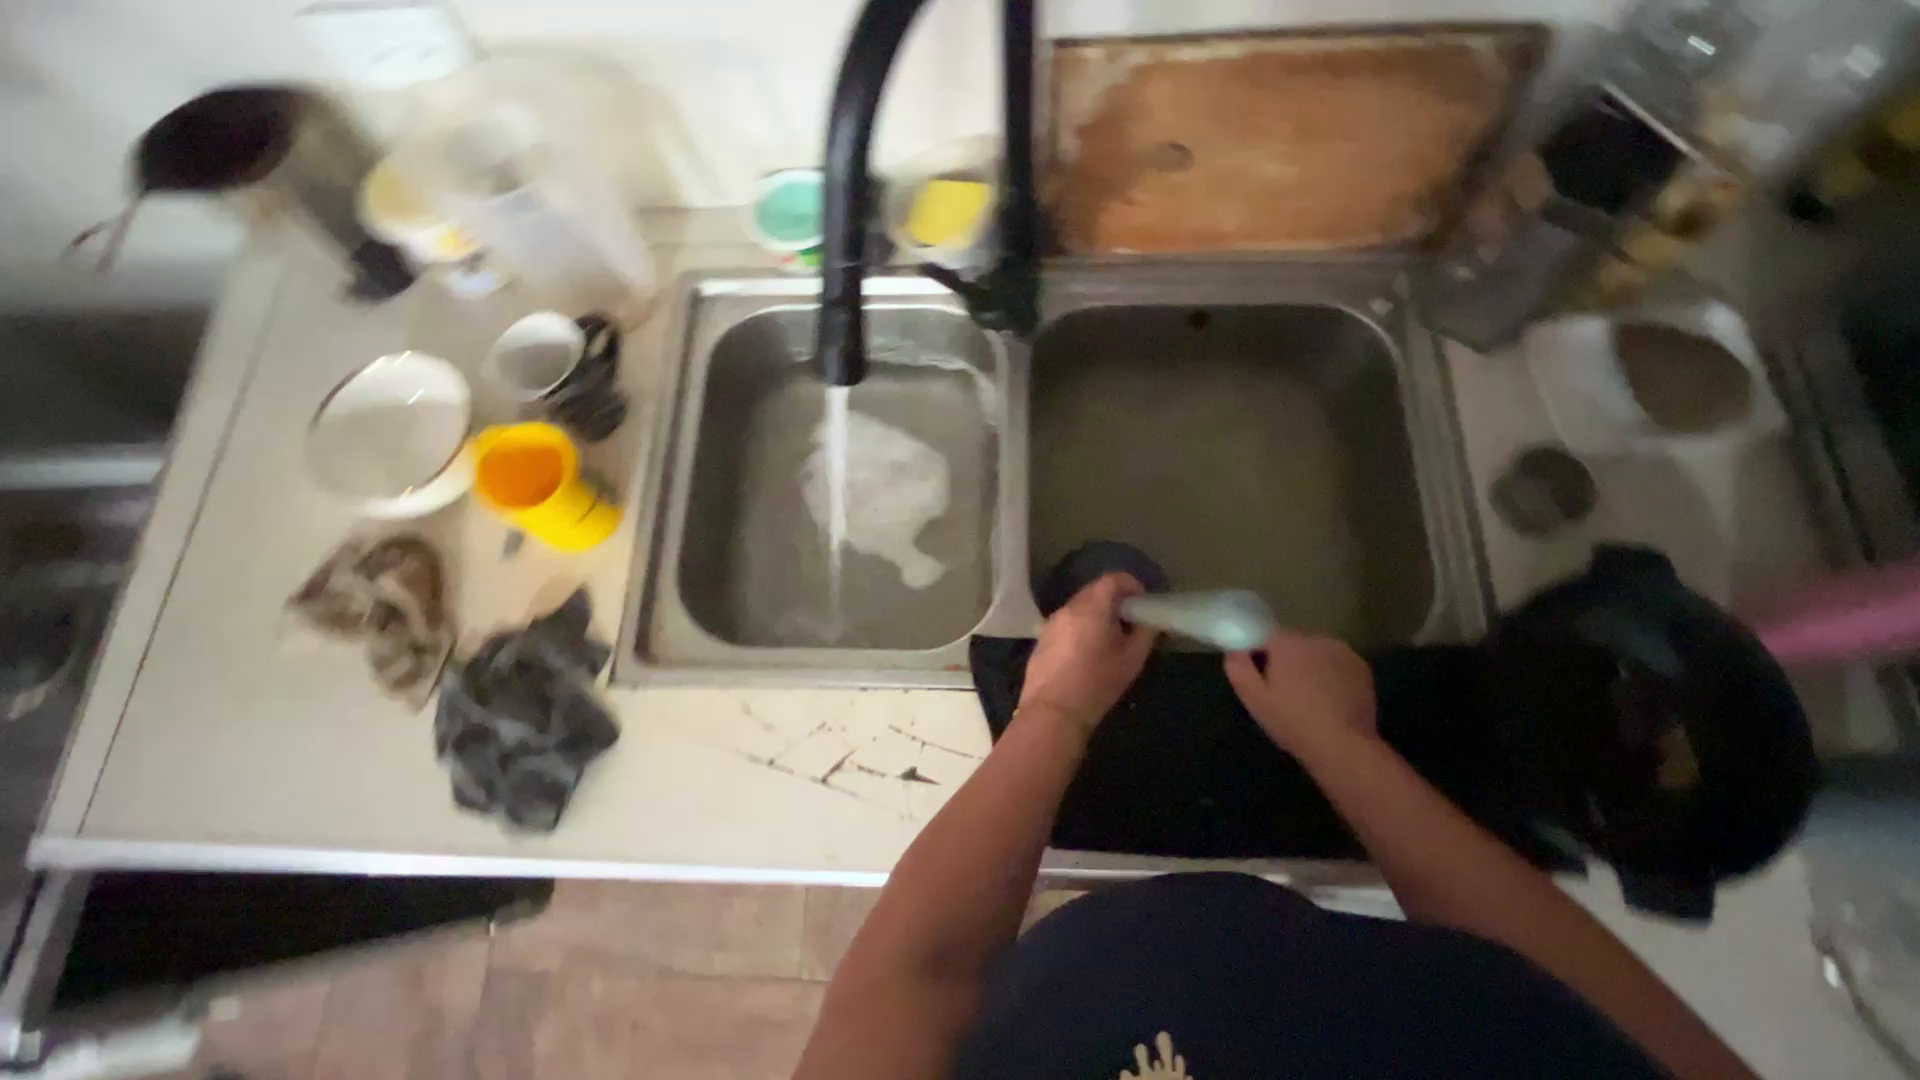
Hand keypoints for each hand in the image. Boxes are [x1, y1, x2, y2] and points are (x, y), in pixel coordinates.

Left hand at [1018, 574, 1158, 736]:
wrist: (1052, 711)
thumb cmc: (1097, 683)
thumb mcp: (1132, 660)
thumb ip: (1144, 633)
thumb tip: (1148, 621)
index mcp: (1091, 608)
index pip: (1112, 579)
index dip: (1131, 585)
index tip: (1142, 602)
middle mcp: (1067, 609)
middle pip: (1093, 592)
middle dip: (1114, 601)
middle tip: (1129, 623)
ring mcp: (1050, 624)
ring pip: (1078, 608)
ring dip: (1096, 615)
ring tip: (1109, 640)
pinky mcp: (1041, 640)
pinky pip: (1066, 624)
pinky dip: (1080, 628)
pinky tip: (1086, 653)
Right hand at [1224, 630, 1377, 757]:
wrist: (1342, 745)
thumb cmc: (1292, 721)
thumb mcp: (1253, 698)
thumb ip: (1238, 667)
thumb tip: (1235, 650)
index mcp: (1287, 643)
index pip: (1266, 639)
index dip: (1262, 660)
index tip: (1264, 683)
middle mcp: (1316, 639)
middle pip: (1294, 645)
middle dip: (1288, 663)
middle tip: (1286, 694)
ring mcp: (1343, 652)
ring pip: (1317, 654)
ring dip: (1311, 668)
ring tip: (1311, 699)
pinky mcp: (1362, 668)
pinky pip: (1338, 665)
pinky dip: (1332, 676)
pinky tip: (1331, 700)